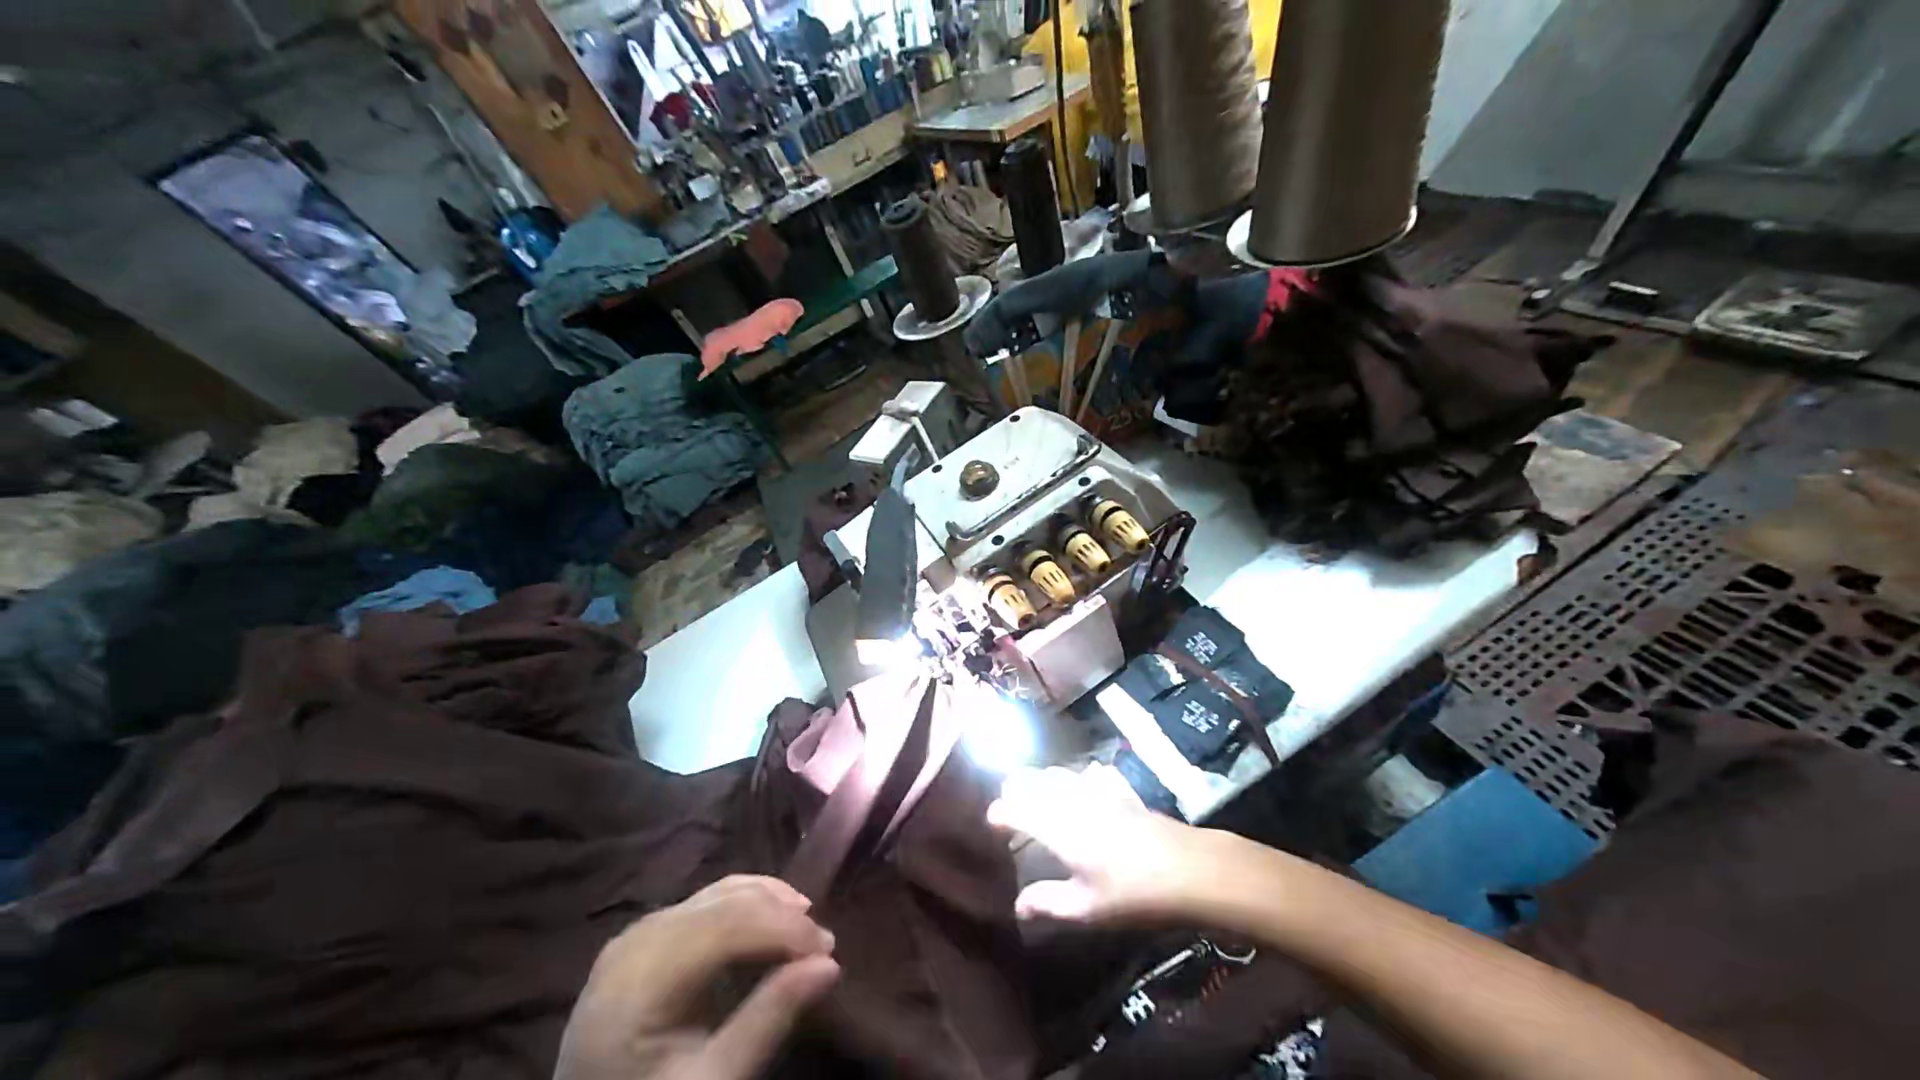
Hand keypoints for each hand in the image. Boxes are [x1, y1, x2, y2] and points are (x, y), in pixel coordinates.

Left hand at [554, 876, 839, 1079]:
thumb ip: (768, 1021)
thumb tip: (829, 966)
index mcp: (639, 980)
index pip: (725, 926)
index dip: (783, 929)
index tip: (829, 951)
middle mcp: (635, 940)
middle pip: (723, 904)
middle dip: (780, 916)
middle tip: (824, 946)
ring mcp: (636, 933)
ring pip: (717, 894)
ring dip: (767, 903)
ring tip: (806, 929)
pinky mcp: (644, 935)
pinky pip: (704, 902)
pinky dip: (745, 905)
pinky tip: (772, 917)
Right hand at [986, 764, 1226, 923]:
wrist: (1188, 868)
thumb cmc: (1132, 892)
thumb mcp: (1087, 907)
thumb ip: (1049, 903)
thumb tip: (1018, 905)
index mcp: (1055, 827)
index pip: (1015, 808)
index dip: (999, 812)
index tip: (992, 822)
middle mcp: (1070, 800)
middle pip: (1033, 780)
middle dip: (1016, 786)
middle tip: (1008, 801)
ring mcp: (1097, 791)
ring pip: (1059, 772)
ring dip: (1042, 778)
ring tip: (1037, 790)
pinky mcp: (1121, 791)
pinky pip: (1091, 773)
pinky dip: (1078, 776)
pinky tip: (1084, 783)